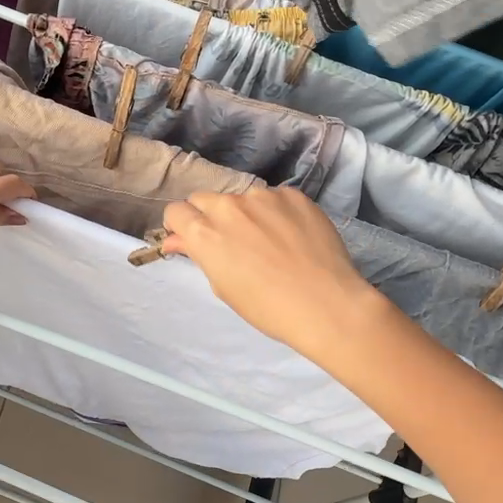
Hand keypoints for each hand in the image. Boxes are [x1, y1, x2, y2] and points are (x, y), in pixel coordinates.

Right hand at [161, 188, 389, 355]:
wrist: (326, 304)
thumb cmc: (267, 308)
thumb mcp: (223, 287)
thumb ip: (198, 254)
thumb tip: (178, 240)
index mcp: (204, 233)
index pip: (176, 212)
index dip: (181, 226)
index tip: (192, 239)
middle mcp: (229, 206)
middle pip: (204, 199)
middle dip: (208, 216)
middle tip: (228, 241)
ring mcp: (263, 196)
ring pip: (242, 198)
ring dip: (245, 213)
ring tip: (268, 241)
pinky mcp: (293, 195)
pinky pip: (274, 198)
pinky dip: (276, 212)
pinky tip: (292, 236)